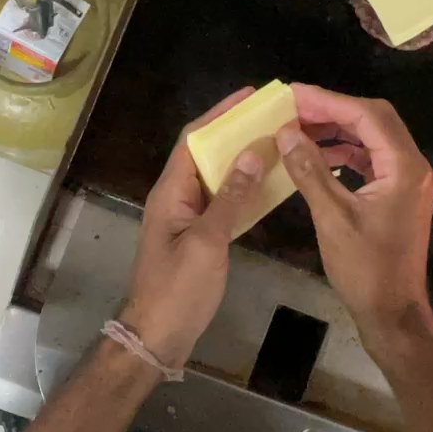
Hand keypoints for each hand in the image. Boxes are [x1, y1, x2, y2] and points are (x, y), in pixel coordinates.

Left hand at [120, 86, 266, 367]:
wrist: (158, 335)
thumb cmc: (178, 289)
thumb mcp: (208, 242)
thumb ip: (230, 197)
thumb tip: (252, 153)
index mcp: (170, 192)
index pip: (193, 139)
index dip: (219, 114)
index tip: (250, 96)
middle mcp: (175, 197)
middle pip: (204, 153)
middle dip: (234, 132)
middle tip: (270, 117)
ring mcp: (185, 217)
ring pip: (214, 177)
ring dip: (240, 160)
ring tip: (274, 143)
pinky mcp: (196, 235)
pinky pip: (220, 201)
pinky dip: (241, 189)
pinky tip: (266, 185)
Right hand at [276, 85, 432, 345]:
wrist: (392, 312)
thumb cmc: (365, 269)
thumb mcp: (333, 218)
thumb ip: (311, 171)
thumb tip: (286, 133)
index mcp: (404, 167)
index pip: (367, 116)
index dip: (328, 101)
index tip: (293, 95)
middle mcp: (412, 166)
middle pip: (374, 120)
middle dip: (333, 110)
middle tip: (293, 108)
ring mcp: (407, 181)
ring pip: (372, 139)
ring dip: (338, 130)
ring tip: (299, 128)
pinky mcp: (398, 195)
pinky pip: (372, 160)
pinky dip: (346, 152)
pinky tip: (318, 155)